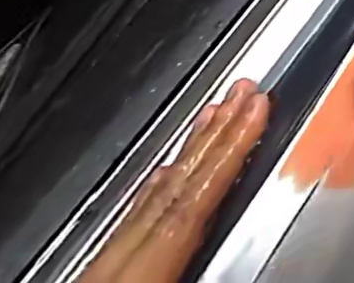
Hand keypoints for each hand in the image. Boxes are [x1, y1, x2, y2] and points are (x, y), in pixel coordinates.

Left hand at [77, 80, 268, 282]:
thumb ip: (200, 262)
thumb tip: (243, 244)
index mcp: (135, 275)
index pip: (191, 202)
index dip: (230, 150)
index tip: (259, 106)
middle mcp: (112, 267)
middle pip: (172, 189)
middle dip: (217, 135)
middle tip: (245, 90)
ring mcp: (98, 273)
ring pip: (148, 200)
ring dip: (191, 152)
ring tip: (217, 111)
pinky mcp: (94, 278)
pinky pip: (128, 222)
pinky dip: (155, 189)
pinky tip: (167, 171)